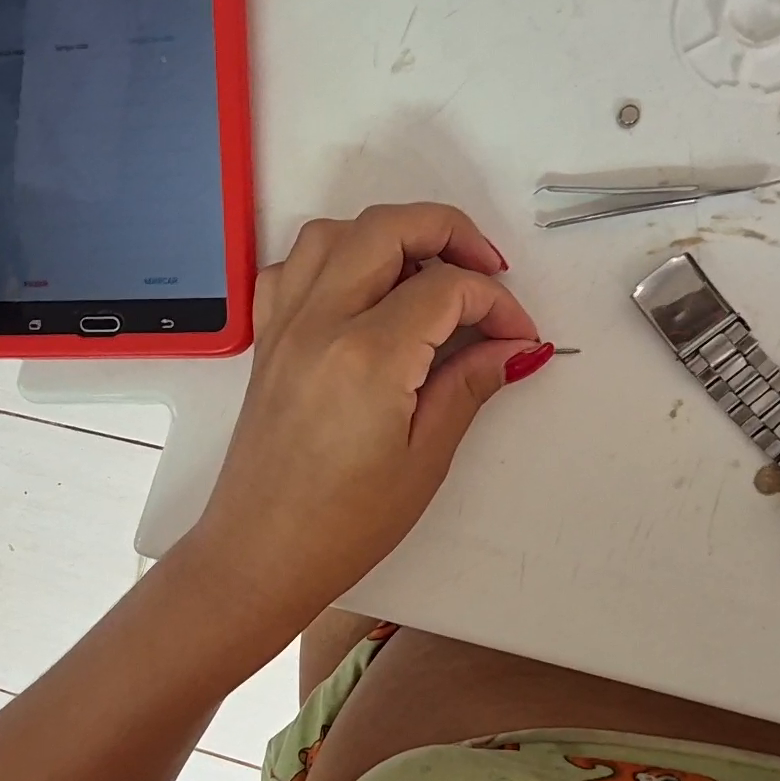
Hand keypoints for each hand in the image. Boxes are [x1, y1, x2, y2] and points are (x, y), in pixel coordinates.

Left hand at [185, 204, 555, 621]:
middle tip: (486, 269)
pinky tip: (358, 291)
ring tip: (425, 272)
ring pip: (333, 232)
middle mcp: (319, 324)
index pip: (447, 288)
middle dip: (449, 230)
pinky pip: (291, 268)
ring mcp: (284, 327)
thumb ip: (470, 385)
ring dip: (387, 234)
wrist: (261, 553)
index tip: (518, 335)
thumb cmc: (342, 524)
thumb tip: (514, 347)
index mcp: (368, 356)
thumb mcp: (424, 458)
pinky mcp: (266, 341)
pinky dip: (330, 258)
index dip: (497, 303)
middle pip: (388, 227)